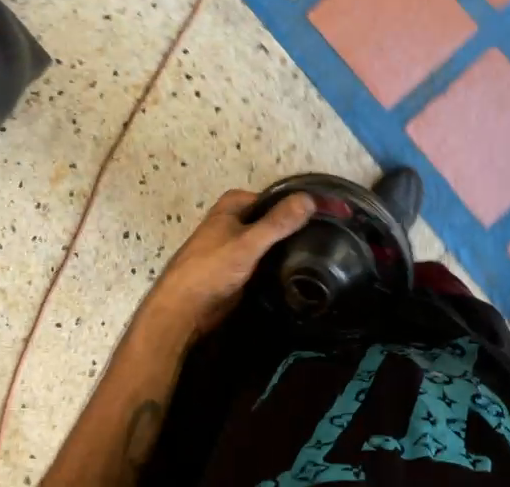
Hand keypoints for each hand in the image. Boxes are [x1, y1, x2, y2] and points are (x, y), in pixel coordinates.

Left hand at [143, 189, 314, 339]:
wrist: (183, 311)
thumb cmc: (210, 269)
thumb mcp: (248, 243)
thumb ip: (277, 222)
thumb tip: (310, 198)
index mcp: (233, 205)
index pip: (275, 199)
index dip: (297, 207)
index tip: (325, 218)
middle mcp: (234, 220)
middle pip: (272, 220)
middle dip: (293, 229)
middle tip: (325, 241)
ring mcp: (236, 246)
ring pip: (269, 242)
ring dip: (287, 249)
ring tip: (319, 258)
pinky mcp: (238, 269)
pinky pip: (265, 261)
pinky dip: (278, 264)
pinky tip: (298, 274)